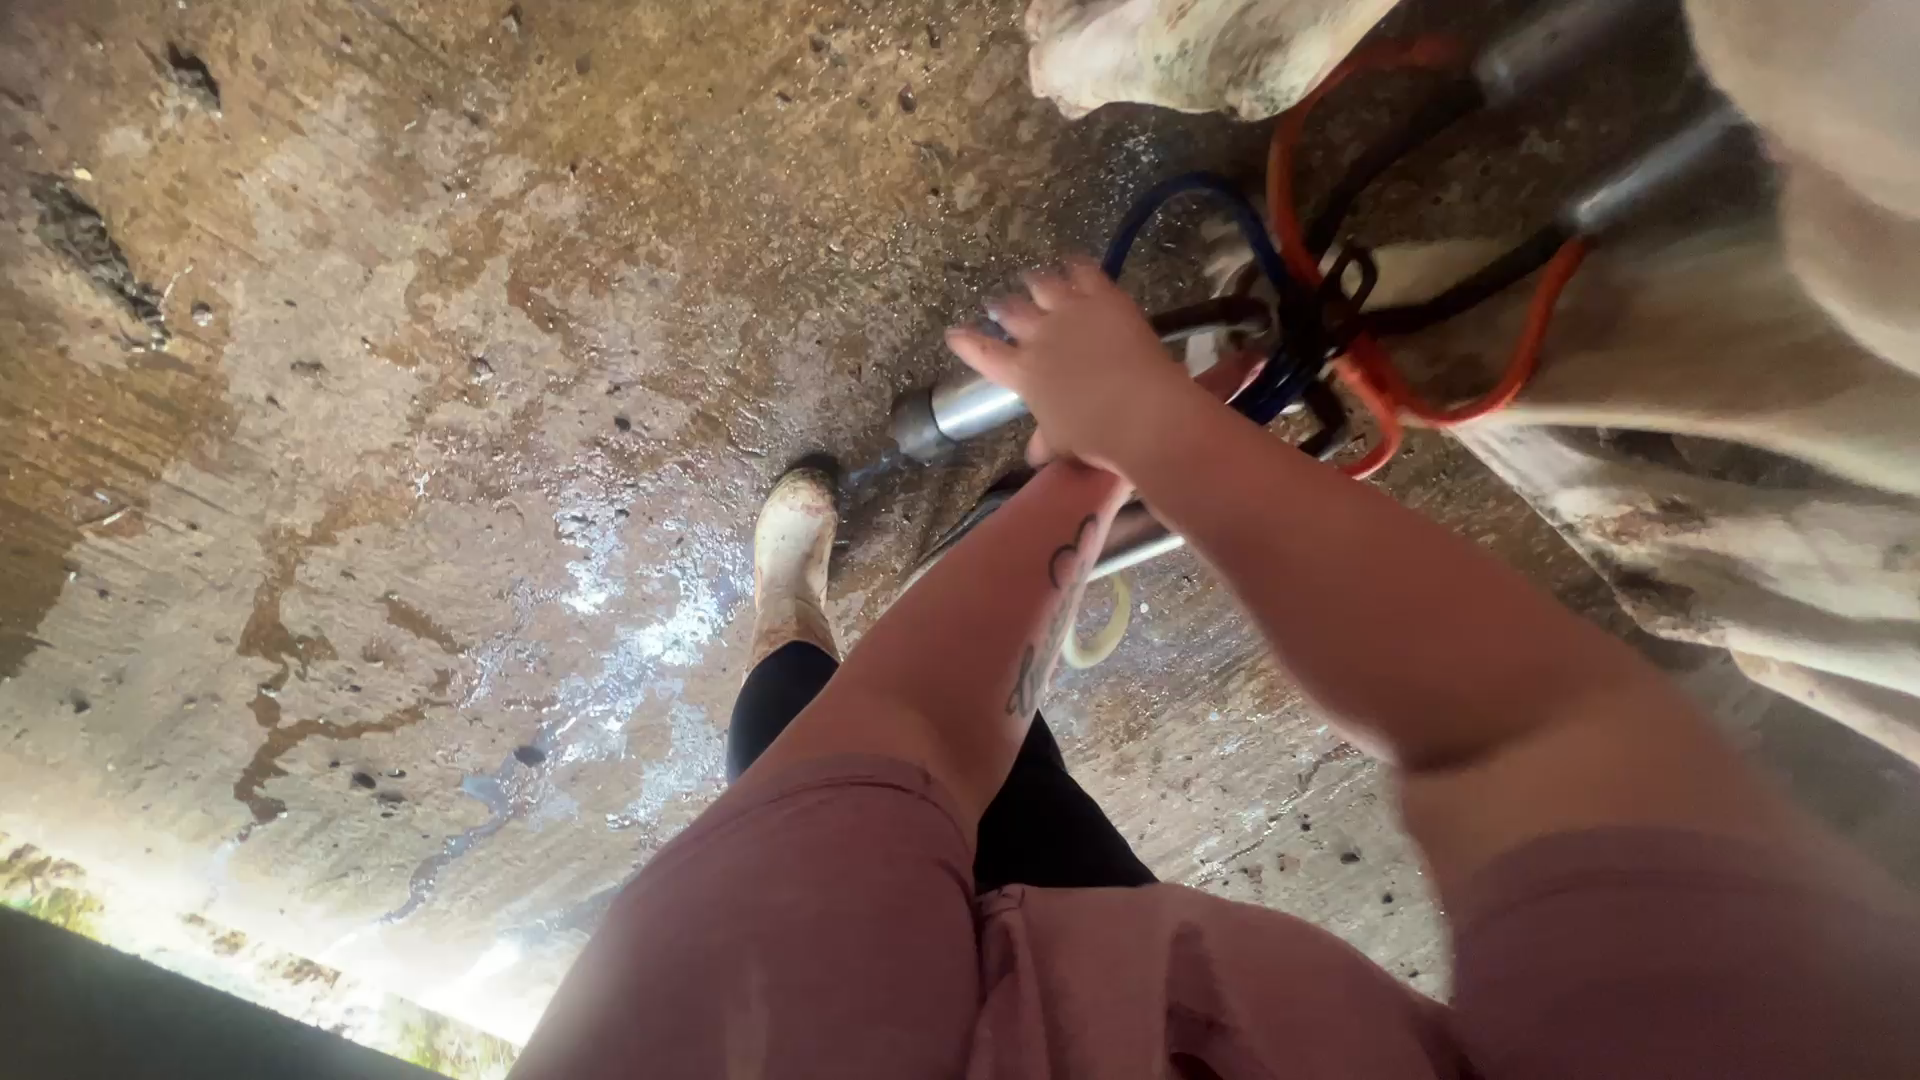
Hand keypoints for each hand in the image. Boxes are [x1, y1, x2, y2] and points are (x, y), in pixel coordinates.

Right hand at [945, 256, 1197, 474]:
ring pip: (1041, 284)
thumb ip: (1044, 442)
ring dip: (1034, 281)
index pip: (984, 353)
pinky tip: (1072, 261)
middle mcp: (1038, 336)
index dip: (967, 342)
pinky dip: (1074, 264)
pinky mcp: (1101, 296)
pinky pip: (1082, 270)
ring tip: (1031, 278)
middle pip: (1011, 311)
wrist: (1139, 411)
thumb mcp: (1062, 443)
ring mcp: (1068, 311)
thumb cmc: (1095, 436)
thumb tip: (1034, 455)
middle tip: (998, 303)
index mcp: (1023, 373)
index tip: (954, 333)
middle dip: (1002, 306)